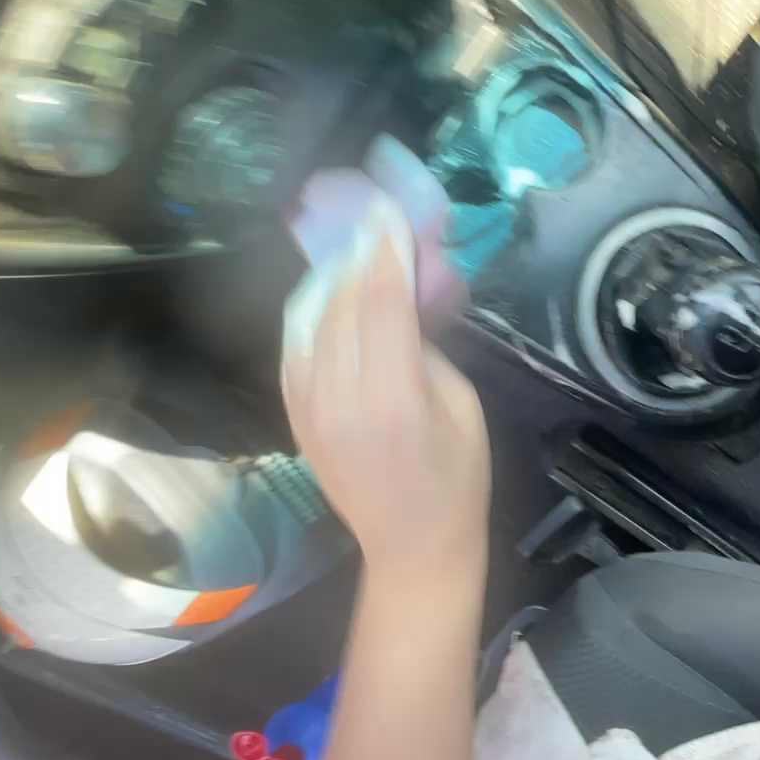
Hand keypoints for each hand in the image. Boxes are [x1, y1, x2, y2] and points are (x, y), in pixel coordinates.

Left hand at [282, 194, 490, 582]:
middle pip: (341, 303)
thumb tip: (402, 310)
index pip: (382, 302)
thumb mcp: (465, 411)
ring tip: (354, 254)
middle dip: (359, 256)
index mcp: (393, 398)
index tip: (389, 212)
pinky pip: (296, 347)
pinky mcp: (294, 416)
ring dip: (333, 280)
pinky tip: (331, 298)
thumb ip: (427, 353)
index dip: (386, 251)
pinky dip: (313, 314)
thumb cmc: (458, 483)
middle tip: (376, 225)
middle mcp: (339, 395)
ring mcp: (307, 406)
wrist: (413, 547)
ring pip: (309, 319)